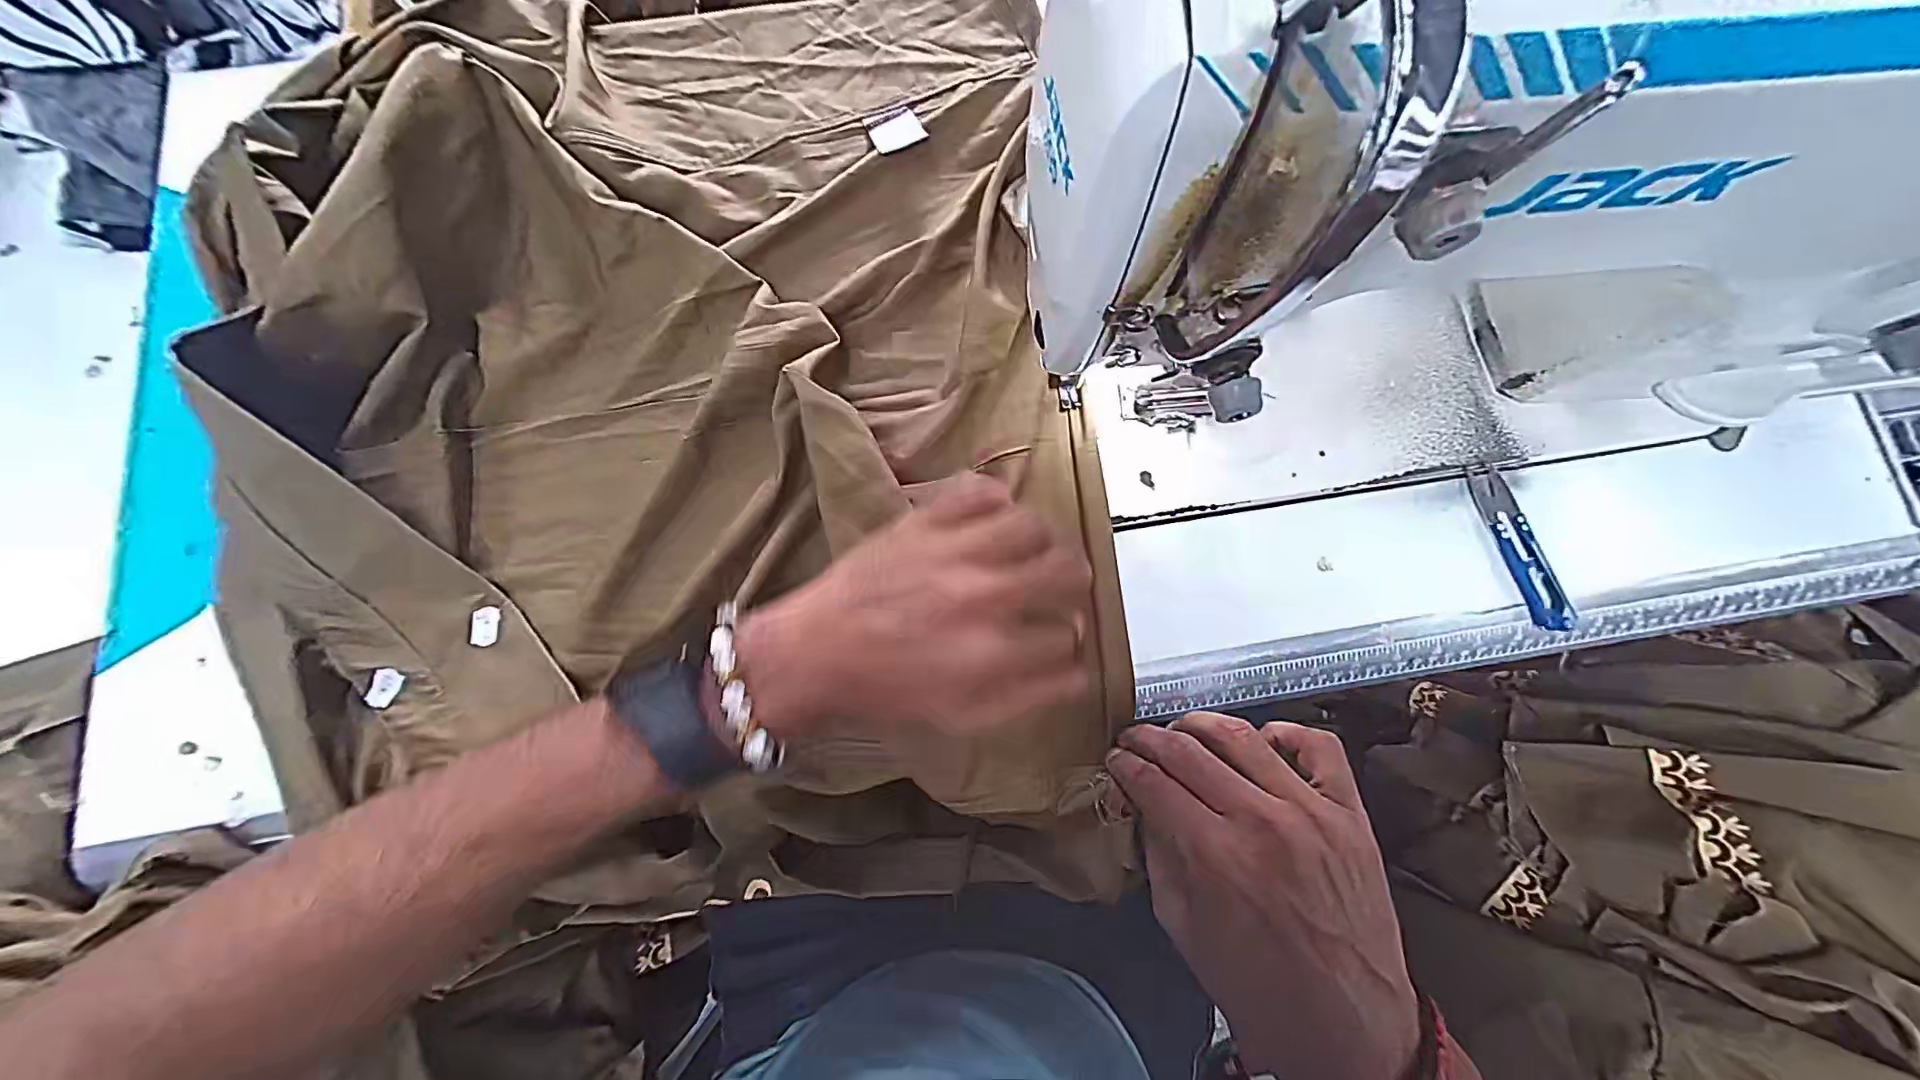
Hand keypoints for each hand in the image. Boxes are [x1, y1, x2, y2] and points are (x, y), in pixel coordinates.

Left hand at [734, 474, 1092, 738]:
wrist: (813, 651)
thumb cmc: (883, 688)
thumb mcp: (960, 716)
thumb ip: (1027, 696)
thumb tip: (1075, 674)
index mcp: (991, 651)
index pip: (1067, 635)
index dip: (1070, 638)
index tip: (1062, 635)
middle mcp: (982, 595)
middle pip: (1066, 571)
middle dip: (1075, 582)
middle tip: (1065, 585)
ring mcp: (953, 552)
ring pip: (1033, 526)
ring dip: (1041, 540)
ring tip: (1031, 550)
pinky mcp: (925, 523)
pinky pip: (980, 491)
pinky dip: (996, 499)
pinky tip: (993, 517)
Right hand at [1110, 713, 1419, 1079]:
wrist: (1349, 1031)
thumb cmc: (1256, 987)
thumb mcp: (1182, 926)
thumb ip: (1159, 854)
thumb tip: (1143, 804)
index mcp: (1216, 856)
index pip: (1153, 782)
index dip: (1125, 765)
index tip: (1115, 760)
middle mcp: (1262, 822)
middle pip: (1187, 750)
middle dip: (1148, 738)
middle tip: (1134, 739)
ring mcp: (1313, 813)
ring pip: (1243, 735)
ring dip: (1200, 725)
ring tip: (1183, 731)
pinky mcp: (1352, 816)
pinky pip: (1320, 748)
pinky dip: (1286, 733)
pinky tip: (1263, 741)